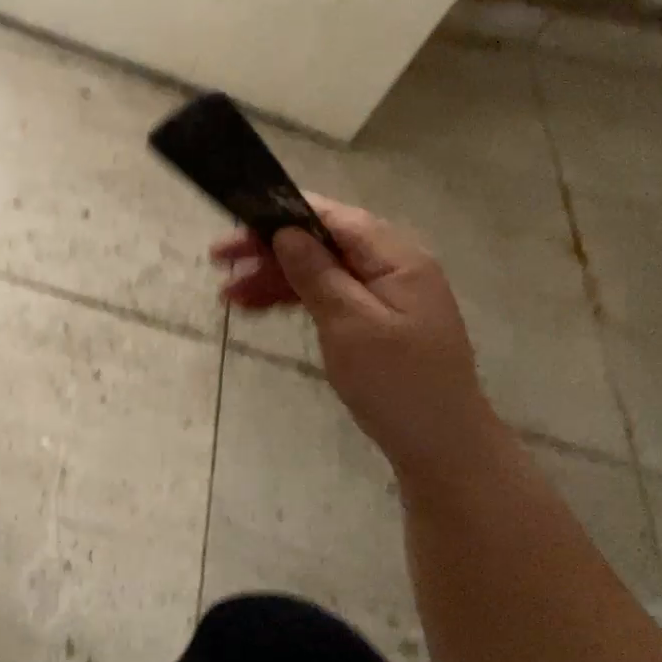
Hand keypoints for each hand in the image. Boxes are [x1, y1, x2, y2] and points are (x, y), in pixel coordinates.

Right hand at [212, 196, 505, 488]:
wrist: (442, 446)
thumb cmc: (397, 383)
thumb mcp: (350, 324)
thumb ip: (317, 274)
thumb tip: (286, 232)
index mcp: (396, 259)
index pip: (334, 217)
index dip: (284, 214)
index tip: (237, 222)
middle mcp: (393, 267)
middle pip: (322, 241)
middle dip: (269, 249)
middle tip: (219, 260)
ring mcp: (385, 294)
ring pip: (319, 269)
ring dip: (273, 277)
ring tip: (228, 294)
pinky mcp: (375, 319)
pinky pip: (327, 294)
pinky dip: (292, 298)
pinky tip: (257, 308)